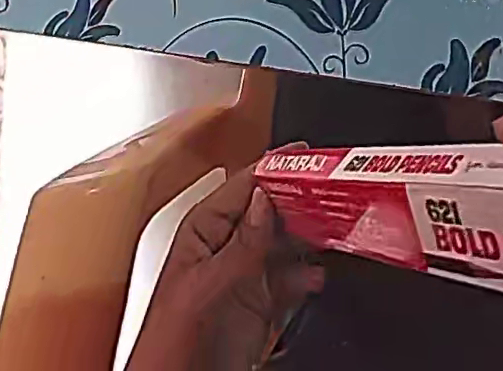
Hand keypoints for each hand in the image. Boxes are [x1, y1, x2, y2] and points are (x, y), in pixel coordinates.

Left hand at [126, 168, 325, 370]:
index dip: (276, 167)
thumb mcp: (210, 286)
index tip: (306, 155)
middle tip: (330, 192)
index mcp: (204, 229)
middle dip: (298, 201)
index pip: (245, 184)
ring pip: (282, 242)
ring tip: (331, 231)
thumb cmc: (171, 345)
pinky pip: (288, 279)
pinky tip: (315, 276)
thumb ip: (242, 243)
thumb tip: (266, 198)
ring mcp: (242, 275)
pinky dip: (304, 275)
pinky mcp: (257, 305)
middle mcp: (225, 246)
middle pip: (268, 210)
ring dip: (306, 238)